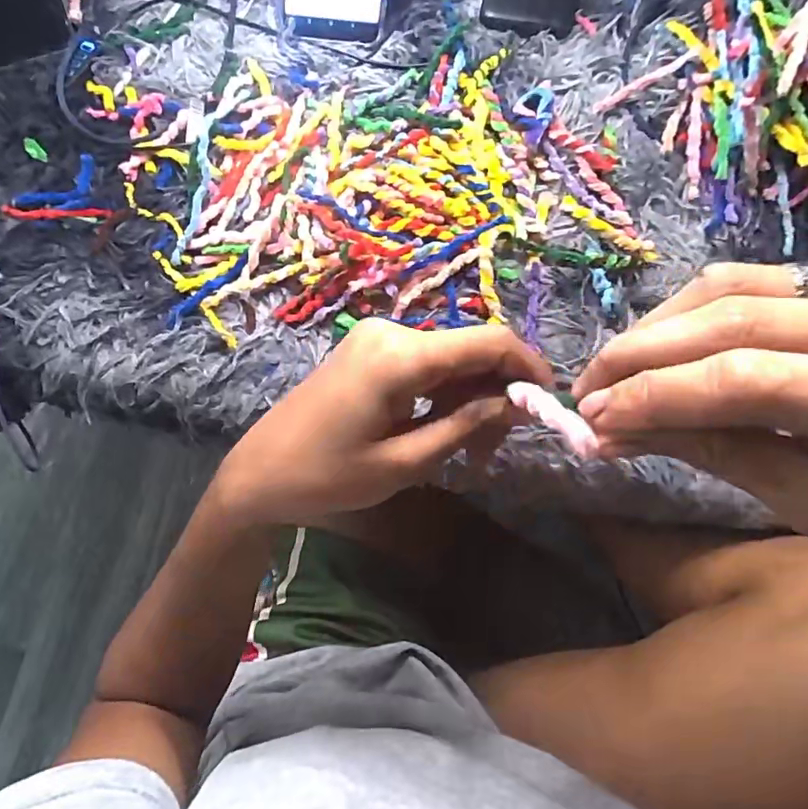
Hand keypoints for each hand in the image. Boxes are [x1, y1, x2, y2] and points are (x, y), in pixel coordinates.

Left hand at [210, 320, 552, 525]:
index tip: (548, 404)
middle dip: (495, 392)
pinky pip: (422, 362)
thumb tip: (515, 403)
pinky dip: (442, 392)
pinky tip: (441, 428)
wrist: (259, 471)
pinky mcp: (367, 350)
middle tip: (496, 449)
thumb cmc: (325, 476)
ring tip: (470, 450)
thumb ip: (463, 427)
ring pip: (448, 357)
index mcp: (399, 356)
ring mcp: (376, 338)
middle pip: (468, 349)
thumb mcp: (403, 463)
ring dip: (469, 397)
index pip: (487, 341)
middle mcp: (390, 332)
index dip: (527, 367)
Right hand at [573, 264, 807, 590]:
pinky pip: (779, 279)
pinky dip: (705, 308)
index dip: (665, 392)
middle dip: (651, 352)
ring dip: (668, 323)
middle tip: (588, 386)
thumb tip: (607, 427)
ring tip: (617, 364)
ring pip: (757, 286)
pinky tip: (667, 338)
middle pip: (755, 319)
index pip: (769, 381)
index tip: (595, 415)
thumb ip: (716, 453)